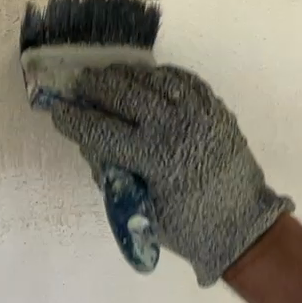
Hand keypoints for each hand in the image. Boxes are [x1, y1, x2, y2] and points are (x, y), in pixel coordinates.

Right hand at [50, 64, 292, 284]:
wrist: (244, 223)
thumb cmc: (187, 227)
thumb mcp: (139, 211)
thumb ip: (110, 175)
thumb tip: (87, 143)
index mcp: (156, 159)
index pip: (102, 130)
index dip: (75, 120)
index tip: (57, 112)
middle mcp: (177, 128)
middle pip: (124, 94)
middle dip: (95, 87)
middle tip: (77, 84)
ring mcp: (199, 112)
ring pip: (151, 79)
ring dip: (123, 76)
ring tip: (103, 76)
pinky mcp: (213, 106)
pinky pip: (179, 78)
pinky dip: (155, 75)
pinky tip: (140, 78)